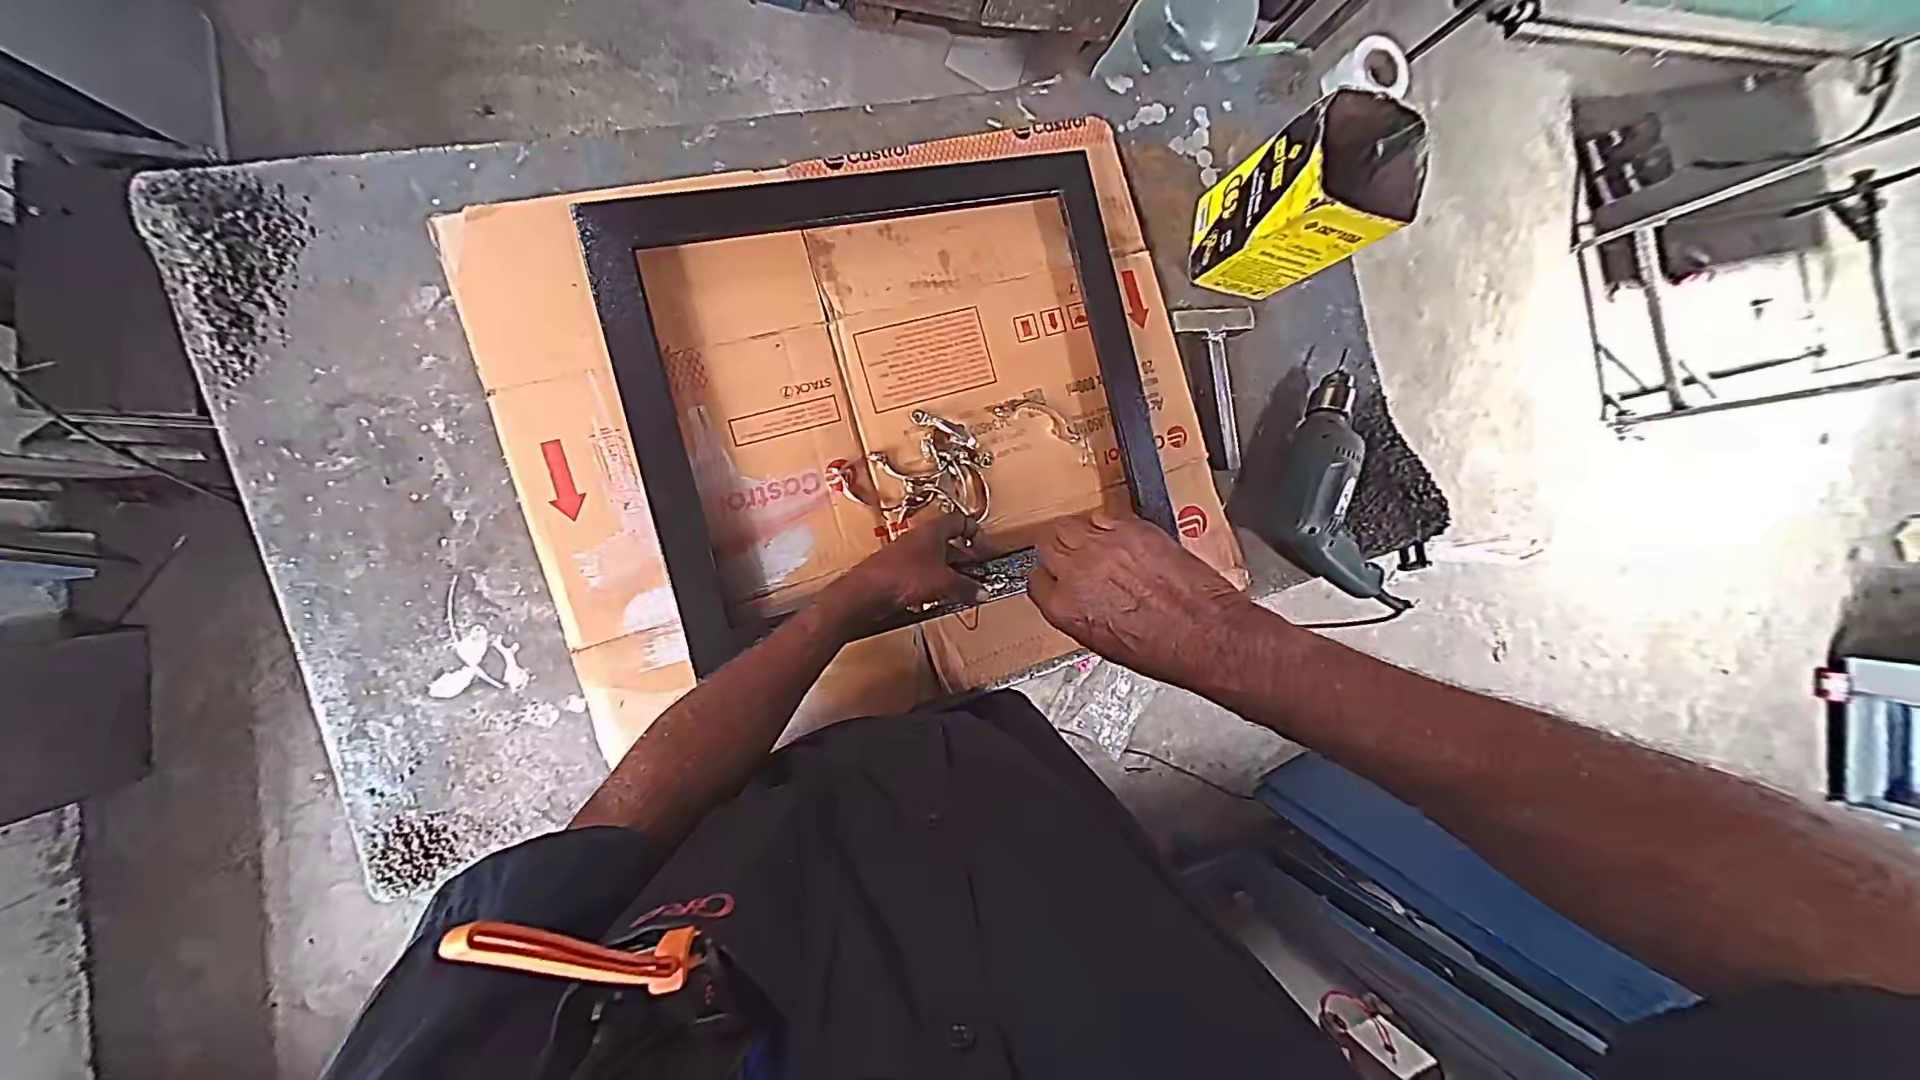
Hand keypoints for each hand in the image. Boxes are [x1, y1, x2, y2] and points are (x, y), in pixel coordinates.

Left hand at [818, 511, 982, 636]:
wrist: (865, 594)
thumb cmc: (904, 576)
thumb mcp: (944, 582)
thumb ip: (967, 586)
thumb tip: (983, 592)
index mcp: (932, 531)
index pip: (959, 521)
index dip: (975, 532)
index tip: (985, 549)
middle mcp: (918, 540)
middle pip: (948, 544)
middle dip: (965, 560)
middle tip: (978, 575)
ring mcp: (905, 557)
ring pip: (935, 562)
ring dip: (950, 576)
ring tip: (962, 591)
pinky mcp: (896, 574)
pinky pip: (921, 578)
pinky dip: (933, 587)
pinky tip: (937, 600)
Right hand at [1027, 511, 1262, 686]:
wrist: (1206, 634)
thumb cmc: (1162, 649)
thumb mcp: (1100, 643)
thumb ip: (1075, 612)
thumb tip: (1072, 598)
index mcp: (1064, 608)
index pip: (1036, 580)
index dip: (1047, 578)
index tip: (1055, 577)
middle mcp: (1077, 573)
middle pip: (1047, 545)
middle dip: (1058, 552)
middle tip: (1072, 557)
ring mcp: (1104, 547)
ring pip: (1069, 525)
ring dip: (1078, 535)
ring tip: (1093, 545)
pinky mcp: (1132, 529)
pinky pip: (1104, 517)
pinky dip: (1107, 526)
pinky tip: (1119, 539)